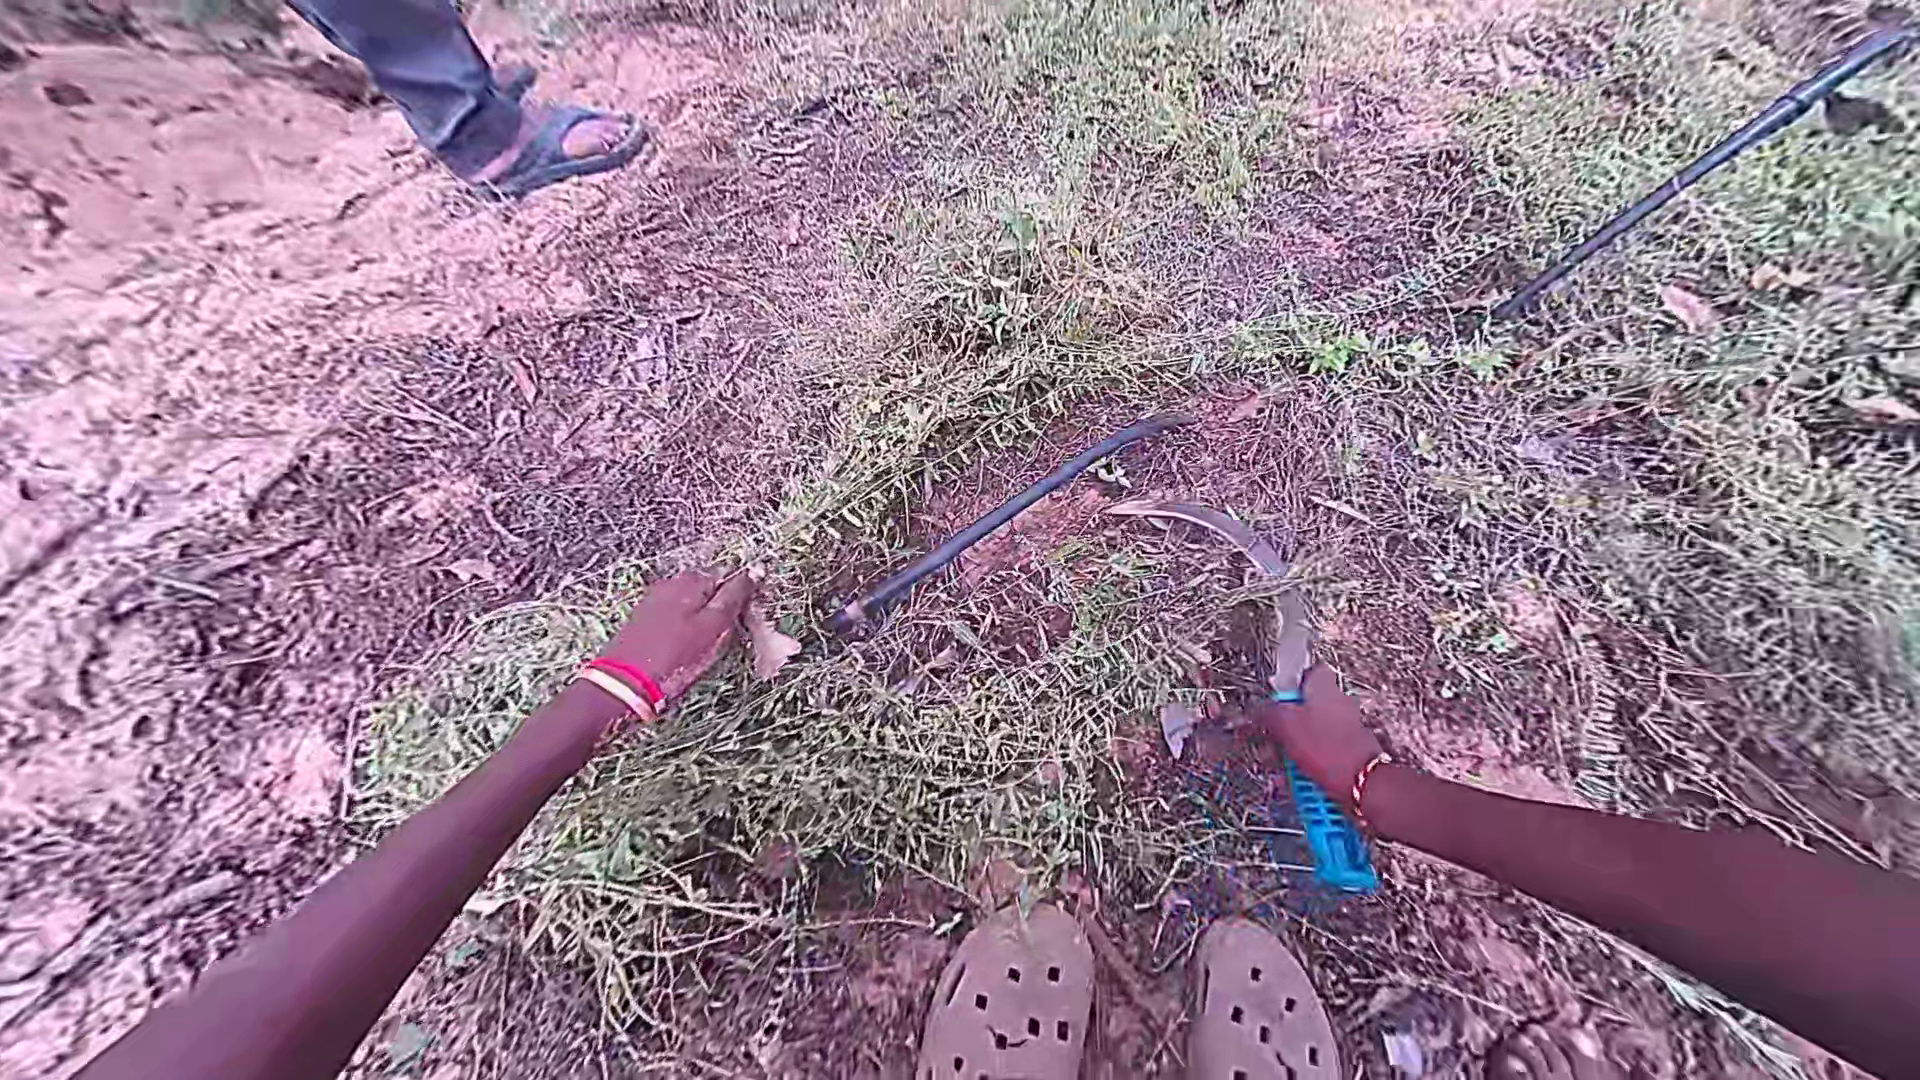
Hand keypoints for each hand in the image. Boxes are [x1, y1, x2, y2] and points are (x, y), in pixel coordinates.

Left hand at [601, 569, 757, 700]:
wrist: (622, 686)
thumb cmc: (677, 657)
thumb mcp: (715, 625)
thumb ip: (736, 596)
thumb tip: (755, 571)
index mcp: (693, 580)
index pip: (731, 575)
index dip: (744, 595)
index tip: (747, 619)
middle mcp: (672, 583)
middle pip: (711, 588)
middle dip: (724, 607)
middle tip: (728, 636)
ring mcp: (656, 600)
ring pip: (695, 603)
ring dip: (706, 619)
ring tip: (708, 646)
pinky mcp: (645, 619)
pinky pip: (678, 615)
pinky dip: (688, 627)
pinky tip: (687, 648)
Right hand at [1252, 666, 1383, 809]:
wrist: (1363, 785)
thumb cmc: (1327, 749)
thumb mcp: (1284, 723)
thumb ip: (1268, 711)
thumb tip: (1259, 709)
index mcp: (1325, 688)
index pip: (1309, 670)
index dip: (1290, 682)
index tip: (1275, 696)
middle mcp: (1341, 703)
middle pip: (1307, 703)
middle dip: (1287, 720)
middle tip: (1272, 734)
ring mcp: (1350, 728)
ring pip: (1313, 729)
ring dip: (1295, 743)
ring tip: (1280, 761)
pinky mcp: (1353, 751)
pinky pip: (1323, 749)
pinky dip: (1309, 760)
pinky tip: (1297, 775)